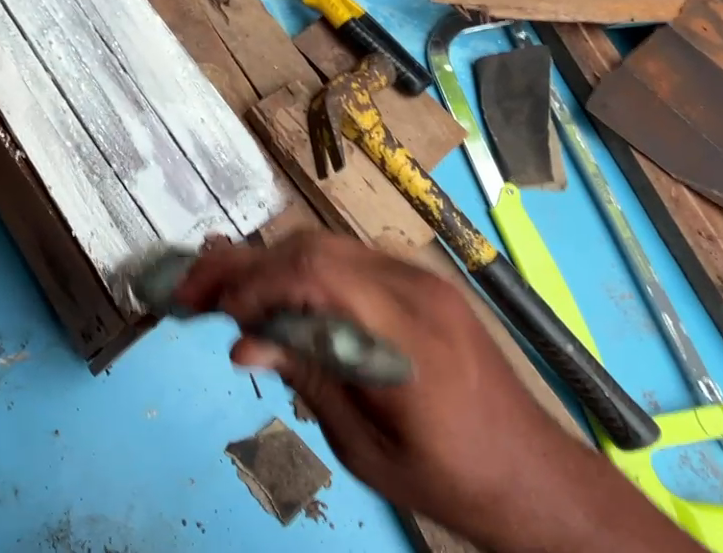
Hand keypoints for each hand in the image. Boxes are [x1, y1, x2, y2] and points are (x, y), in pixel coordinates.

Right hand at [175, 232, 604, 547]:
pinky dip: (296, 272)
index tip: (214, 311)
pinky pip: (345, 261)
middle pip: (312, 250)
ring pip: (323, 247)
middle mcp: (415, 291)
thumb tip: (241, 346)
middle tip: (189, 289)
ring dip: (265, 264)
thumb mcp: (367, 448)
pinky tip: (268, 291)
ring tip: (217, 287)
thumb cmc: (449, 477)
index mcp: (409, 338)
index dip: (255, 283)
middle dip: (243, 265)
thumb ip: (309, 381)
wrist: (532, 475)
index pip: (317, 275)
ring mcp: (420, 281)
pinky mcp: (418, 285)